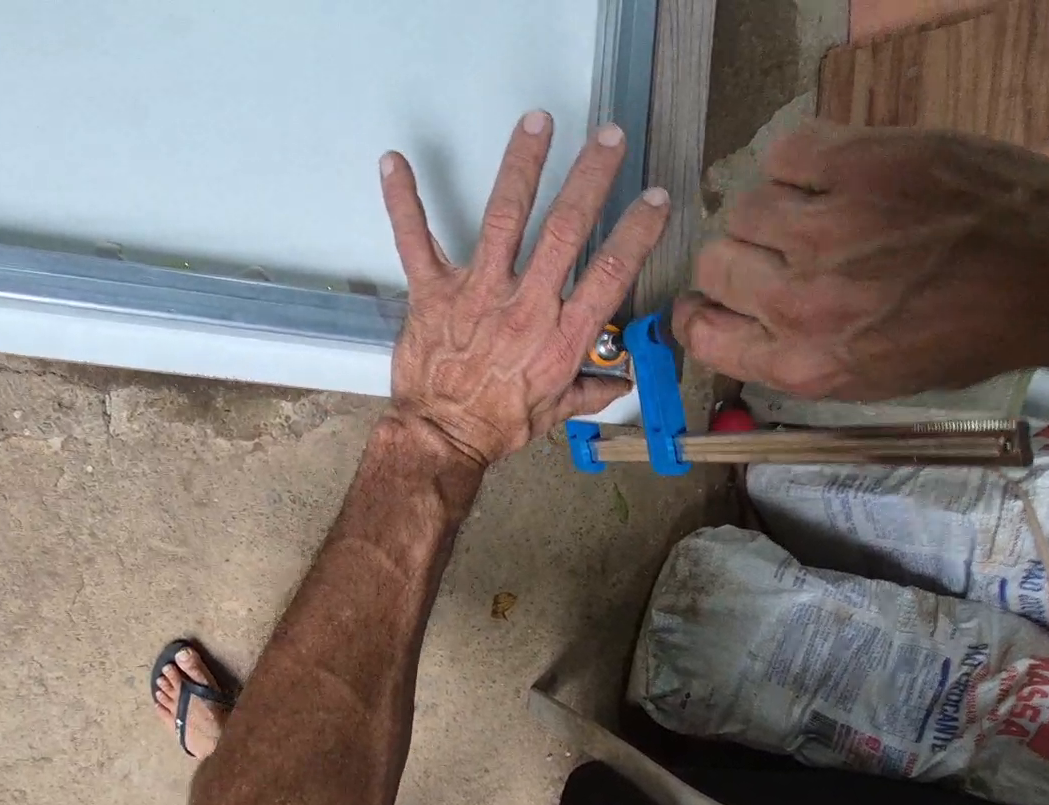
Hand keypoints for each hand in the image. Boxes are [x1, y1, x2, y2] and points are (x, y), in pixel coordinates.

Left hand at [380, 111, 670, 465]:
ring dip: (522, 166)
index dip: (636, 233)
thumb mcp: (554, 413)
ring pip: (503, 220)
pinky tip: (395, 163)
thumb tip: (621, 383)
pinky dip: (403, 201)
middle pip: (565, 231)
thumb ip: (589, 390)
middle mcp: (523, 307)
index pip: (609, 274)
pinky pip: (415, 241)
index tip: (653, 198)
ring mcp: (475, 295)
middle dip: (590, 179)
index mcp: (560, 337)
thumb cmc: (496, 426)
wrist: (439, 437)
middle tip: (608, 137)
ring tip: (538, 122)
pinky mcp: (432, 294)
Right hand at [676, 121, 1048, 399]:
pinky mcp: (863, 165)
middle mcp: (801, 302)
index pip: (698, 333)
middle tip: (778, 251)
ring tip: (813, 210)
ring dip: (770, 210)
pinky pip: (784, 153)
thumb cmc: (962, 336)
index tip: (712, 300)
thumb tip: (724, 323)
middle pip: (713, 265)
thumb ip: (784, 356)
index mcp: (800, 362)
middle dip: (737, 260)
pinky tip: (829, 175)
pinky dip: (798, 162)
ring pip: (743, 208)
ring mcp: (829, 230)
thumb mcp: (862, 379)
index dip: (697, 313)